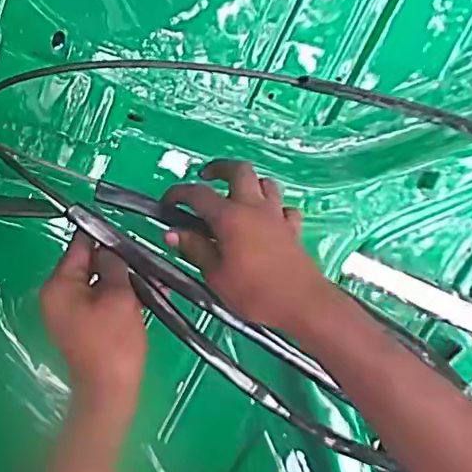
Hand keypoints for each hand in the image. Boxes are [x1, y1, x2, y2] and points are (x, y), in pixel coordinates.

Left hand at [40, 234, 147, 412]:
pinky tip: (148, 295)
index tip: (127, 232)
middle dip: (118, 261)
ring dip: (124, 280)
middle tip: (145, 257)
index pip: (78, 246)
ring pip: (98, 284)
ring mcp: (67, 313)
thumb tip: (110, 249)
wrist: (110, 392)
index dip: (103, 237)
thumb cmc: (113, 343)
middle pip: (88, 265)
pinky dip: (120, 298)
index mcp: (58, 285)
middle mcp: (56, 296)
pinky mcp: (81, 326)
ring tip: (153, 277)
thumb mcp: (119, 296)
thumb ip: (113, 265)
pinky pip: (100, 302)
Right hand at [161, 160, 334, 330]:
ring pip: (265, 183)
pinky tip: (266, 219)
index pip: (198, 194)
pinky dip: (273, 207)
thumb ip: (195, 249)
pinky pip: (283, 207)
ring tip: (236, 196)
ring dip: (249, 183)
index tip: (168, 201)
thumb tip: (173, 233)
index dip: (179, 193)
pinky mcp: (293, 229)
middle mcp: (255, 208)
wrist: (303, 303)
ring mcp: (277, 216)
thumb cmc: (255, 293)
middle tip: (206, 176)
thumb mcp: (216, 275)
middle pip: (239, 170)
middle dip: (219, 168)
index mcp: (230, 218)